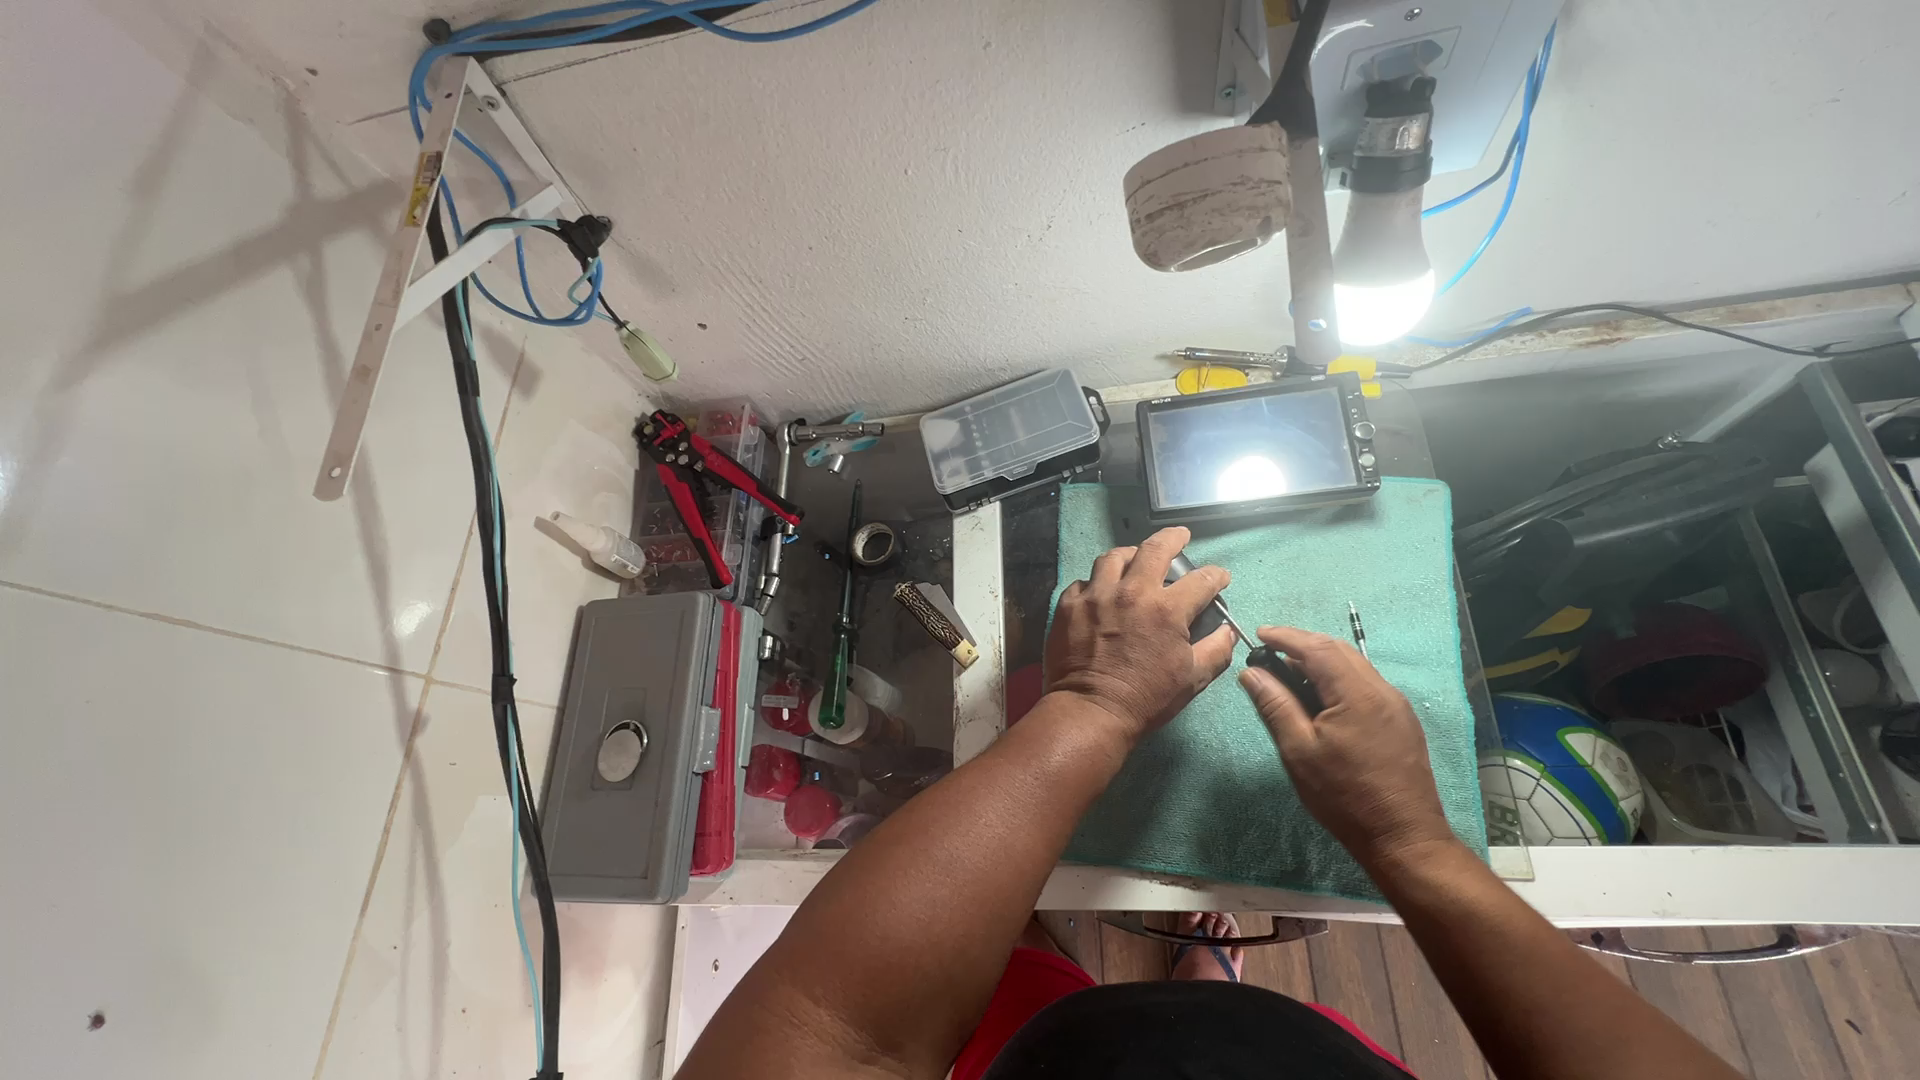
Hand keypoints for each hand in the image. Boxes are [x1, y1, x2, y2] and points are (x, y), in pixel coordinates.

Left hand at [1044, 527, 1237, 742]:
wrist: (1091, 710)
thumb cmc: (1146, 698)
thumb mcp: (1192, 679)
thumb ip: (1216, 651)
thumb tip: (1227, 632)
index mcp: (1166, 609)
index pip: (1201, 581)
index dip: (1216, 576)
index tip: (1219, 577)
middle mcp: (1131, 592)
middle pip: (1155, 549)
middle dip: (1173, 538)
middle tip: (1180, 536)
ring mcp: (1096, 595)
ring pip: (1113, 557)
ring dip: (1130, 554)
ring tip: (1135, 557)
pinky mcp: (1069, 604)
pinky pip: (1084, 581)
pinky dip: (1097, 582)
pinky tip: (1101, 589)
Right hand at [1238, 626, 1459, 872]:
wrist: (1403, 837)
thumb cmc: (1344, 796)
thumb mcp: (1298, 751)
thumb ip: (1275, 705)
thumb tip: (1251, 673)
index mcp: (1357, 694)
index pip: (1318, 648)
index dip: (1286, 637)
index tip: (1259, 633)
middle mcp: (1382, 691)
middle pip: (1339, 650)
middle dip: (1303, 645)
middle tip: (1270, 652)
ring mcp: (1396, 706)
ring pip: (1354, 666)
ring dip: (1321, 661)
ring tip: (1290, 674)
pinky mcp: (1401, 721)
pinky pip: (1365, 684)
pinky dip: (1338, 678)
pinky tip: (1320, 698)